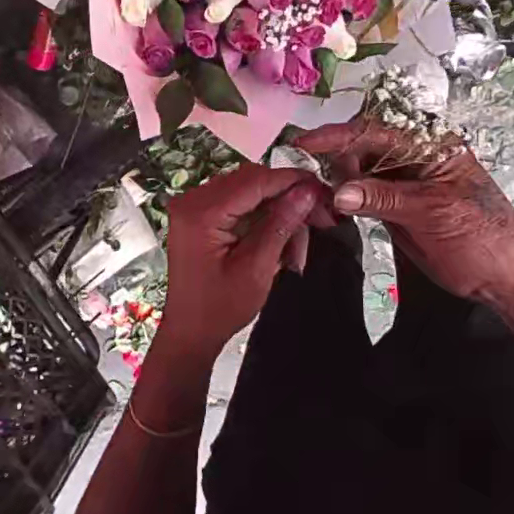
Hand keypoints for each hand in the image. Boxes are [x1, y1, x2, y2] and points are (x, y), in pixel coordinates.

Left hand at [157, 164, 325, 363]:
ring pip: (247, 191)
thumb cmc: (220, 308)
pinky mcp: (198, 216)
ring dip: (276, 210)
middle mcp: (191, 200)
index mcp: (200, 212)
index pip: (254, 181)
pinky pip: (236, 204)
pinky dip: (260, 217)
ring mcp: (192, 207)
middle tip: (320, 218)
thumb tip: (307, 191)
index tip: (324, 189)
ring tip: (298, 243)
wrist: (190, 332)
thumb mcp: (257, 268)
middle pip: (250, 181)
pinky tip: (280, 240)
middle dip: (286, 197)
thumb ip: (280, 225)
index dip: (292, 181)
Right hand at [296, 118, 513, 302]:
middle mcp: (412, 158)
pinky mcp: (392, 206)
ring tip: (316, 196)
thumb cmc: (481, 237)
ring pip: (356, 170)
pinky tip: (328, 208)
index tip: (306, 142)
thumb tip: (338, 192)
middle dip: (334, 158)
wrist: (502, 278)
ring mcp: (401, 182)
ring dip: (335, 181)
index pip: (377, 131)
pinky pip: (360, 195)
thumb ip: (385, 198)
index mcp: (430, 146)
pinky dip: (342, 200)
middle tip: (309, 178)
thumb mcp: (433, 212)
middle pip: (361, 146)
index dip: (340, 135)